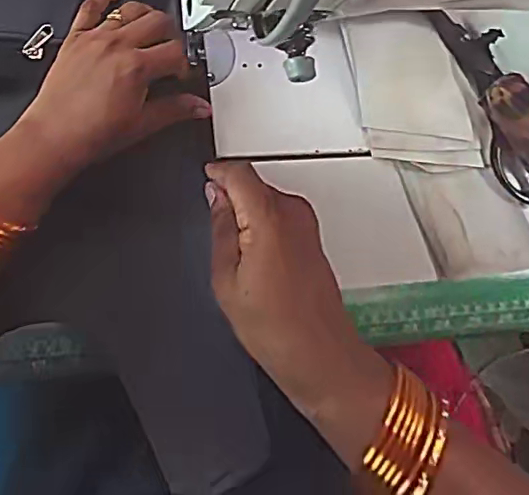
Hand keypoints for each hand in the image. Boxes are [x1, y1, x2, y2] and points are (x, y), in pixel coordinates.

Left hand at [0, 0, 210, 220]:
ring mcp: (94, 37)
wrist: (52, 137)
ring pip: (130, 10)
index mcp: (136, 67)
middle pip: (158, 22)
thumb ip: (174, 110)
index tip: (180, 73)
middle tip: (170, 50)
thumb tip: (198, 106)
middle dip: (171, 35)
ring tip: (153, 26)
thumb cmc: (90, 134)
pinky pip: (91, 5)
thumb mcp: (141, 125)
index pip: (175, 51)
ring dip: (147, 14)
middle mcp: (116, 45)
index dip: (184, 63)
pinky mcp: (75, 37)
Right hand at [205, 160, 392, 463]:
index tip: (207, 175)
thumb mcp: (226, 279)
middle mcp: (292, 212)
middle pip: (253, 182)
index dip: (218, 171)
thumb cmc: (277, 329)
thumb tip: (216, 197)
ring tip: (236, 251)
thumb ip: (219, 227)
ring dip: (248, 209)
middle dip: (232, 194)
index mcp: (268, 218)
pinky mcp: (313, 234)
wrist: (321, 356)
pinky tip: (255, 257)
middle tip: (215, 222)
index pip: (239, 172)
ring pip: (266, 197)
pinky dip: (264, 222)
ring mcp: (306, 222)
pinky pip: (280, 212)